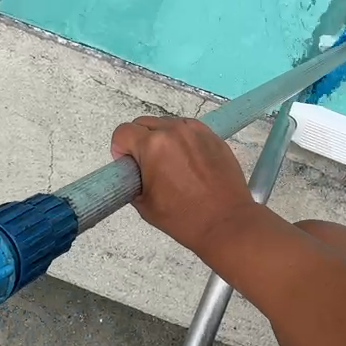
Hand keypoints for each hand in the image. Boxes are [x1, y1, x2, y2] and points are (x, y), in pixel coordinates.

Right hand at [110, 116, 257, 252]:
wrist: (225, 221)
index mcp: (153, 145)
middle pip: (144, 123)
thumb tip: (134, 172)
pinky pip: (190, 129)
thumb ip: (132, 180)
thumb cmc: (183, 217)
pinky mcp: (213, 136)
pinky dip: (183, 140)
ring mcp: (197, 131)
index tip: (128, 165)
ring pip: (168, 124)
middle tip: (147, 165)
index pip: (123, 132)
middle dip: (139, 141)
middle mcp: (174, 130)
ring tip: (170, 163)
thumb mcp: (144, 204)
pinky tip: (189, 161)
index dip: (120, 149)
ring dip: (162, 138)